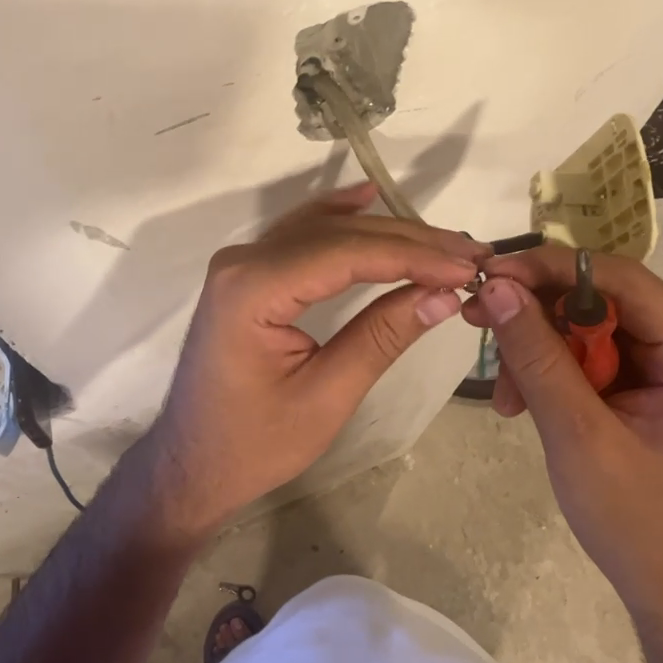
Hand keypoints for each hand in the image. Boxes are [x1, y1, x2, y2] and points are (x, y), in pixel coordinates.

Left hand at [142, 183, 484, 537]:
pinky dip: (338, 218)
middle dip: (408, 242)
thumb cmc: (253, 444)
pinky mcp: (247, 273)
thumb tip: (444, 294)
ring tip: (442, 241)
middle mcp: (242, 260)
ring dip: (384, 233)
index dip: (413, 256)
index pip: (347, 254)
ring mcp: (241, 262)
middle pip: (338, 234)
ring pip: (323, 230)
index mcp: (253, 289)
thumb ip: (382, 337)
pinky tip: (367, 198)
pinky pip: (299, 234)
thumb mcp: (326, 397)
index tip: (468, 266)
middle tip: (470, 254)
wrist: (191, 464)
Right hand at [463, 248, 662, 623]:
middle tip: (475, 322)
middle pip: (599, 298)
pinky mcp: (647, 385)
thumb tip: (494, 287)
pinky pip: (588, 355)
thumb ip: (537, 356)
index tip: (488, 276)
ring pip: (585, 325)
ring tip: (505, 396)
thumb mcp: (579, 436)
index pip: (618, 277)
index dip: (549, 269)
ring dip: (536, 350)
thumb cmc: (639, 522)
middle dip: (535, 315)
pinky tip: (521, 403)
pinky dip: (549, 372)